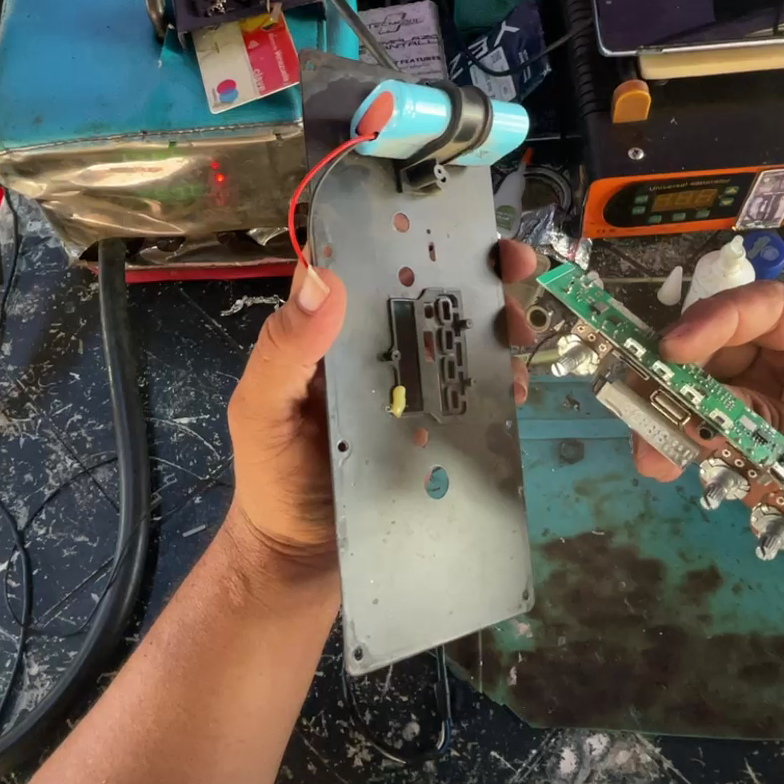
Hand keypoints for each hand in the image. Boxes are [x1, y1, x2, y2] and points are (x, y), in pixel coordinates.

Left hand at [227, 242, 541, 566]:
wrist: (302, 561)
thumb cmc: (273, 480)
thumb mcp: (262, 410)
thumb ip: (284, 349)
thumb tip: (325, 277)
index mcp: (327, 335)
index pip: (364, 265)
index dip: (404, 234)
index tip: (451, 222)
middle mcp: (369, 350)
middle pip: (424, 295)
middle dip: (473, 273)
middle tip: (513, 268)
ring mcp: (404, 387)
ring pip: (455, 338)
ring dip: (494, 324)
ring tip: (520, 331)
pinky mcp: (432, 424)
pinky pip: (470, 392)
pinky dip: (498, 381)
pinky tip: (516, 386)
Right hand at [640, 282, 783, 575]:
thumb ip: (780, 432)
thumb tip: (700, 418)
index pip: (768, 309)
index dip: (716, 320)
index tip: (672, 349)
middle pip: (718, 349)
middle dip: (679, 379)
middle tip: (644, 409)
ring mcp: (764, 399)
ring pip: (699, 392)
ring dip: (670, 419)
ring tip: (653, 458)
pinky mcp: (746, 438)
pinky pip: (701, 432)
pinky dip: (679, 448)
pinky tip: (667, 470)